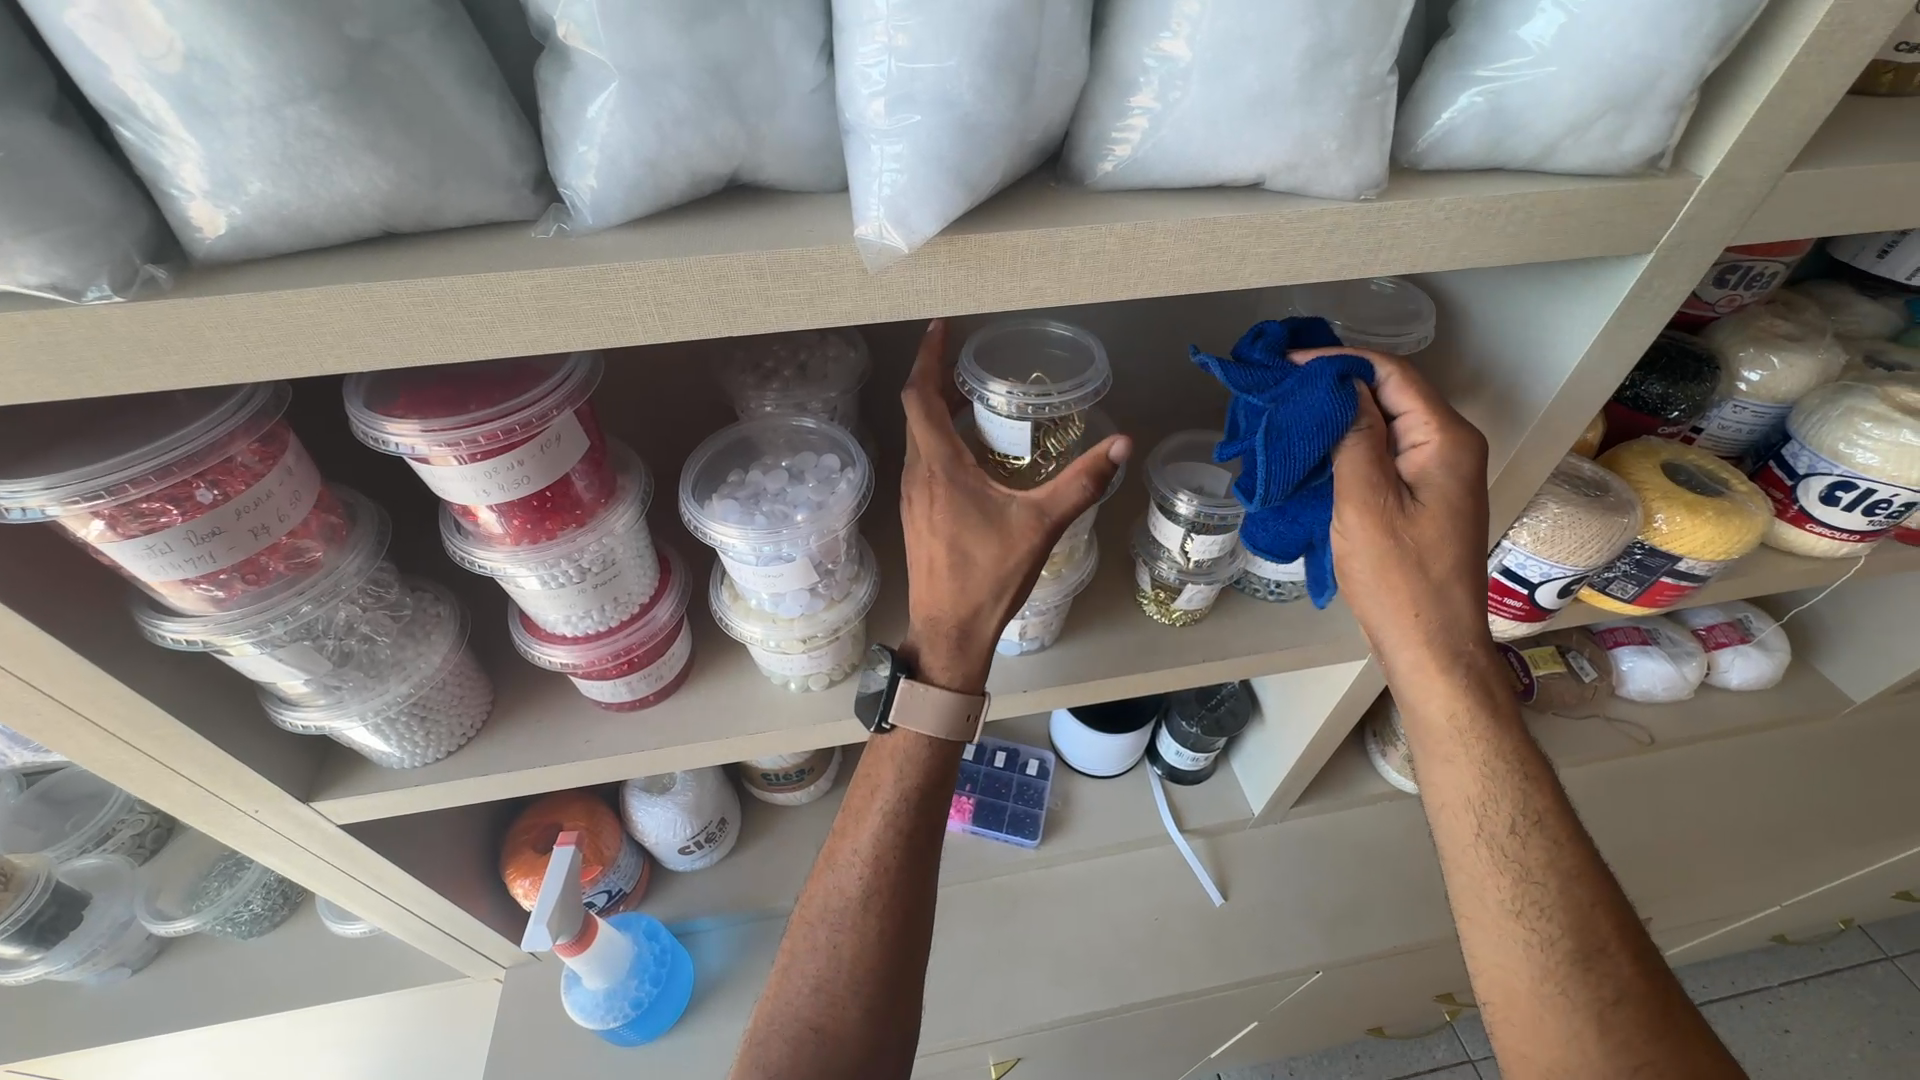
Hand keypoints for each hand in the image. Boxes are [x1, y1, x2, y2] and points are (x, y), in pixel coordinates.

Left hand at [898, 320, 1130, 693]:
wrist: (949, 631)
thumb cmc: (989, 577)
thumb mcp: (1041, 526)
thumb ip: (1082, 483)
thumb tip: (1122, 444)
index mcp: (939, 467)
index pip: (919, 396)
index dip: (928, 357)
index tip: (941, 328)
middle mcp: (918, 476)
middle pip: (916, 413)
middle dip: (937, 379)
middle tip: (968, 361)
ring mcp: (913, 499)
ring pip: (918, 440)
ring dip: (937, 413)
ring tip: (971, 399)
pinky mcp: (918, 518)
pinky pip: (924, 465)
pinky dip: (940, 443)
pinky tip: (971, 456)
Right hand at [1298, 347, 1490, 668]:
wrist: (1430, 641)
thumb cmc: (1397, 575)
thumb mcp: (1365, 501)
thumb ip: (1355, 436)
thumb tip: (1342, 388)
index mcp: (1444, 439)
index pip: (1393, 374)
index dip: (1340, 361)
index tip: (1290, 363)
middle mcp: (1450, 446)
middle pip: (1393, 393)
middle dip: (1339, 382)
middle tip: (1284, 384)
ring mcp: (1439, 472)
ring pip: (1388, 422)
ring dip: (1342, 412)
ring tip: (1292, 410)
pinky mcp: (1425, 495)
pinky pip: (1387, 451)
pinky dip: (1351, 442)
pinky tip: (1318, 447)